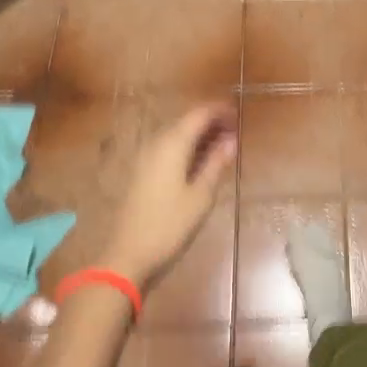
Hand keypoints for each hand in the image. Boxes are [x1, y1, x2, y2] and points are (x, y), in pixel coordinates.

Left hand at [100, 103, 237, 288]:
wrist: (128, 255)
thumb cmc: (169, 225)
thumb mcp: (201, 196)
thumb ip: (216, 164)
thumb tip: (231, 140)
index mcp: (172, 144)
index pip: (199, 114)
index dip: (219, 111)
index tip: (238, 116)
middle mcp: (156, 143)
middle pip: (186, 122)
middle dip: (210, 123)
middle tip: (233, 134)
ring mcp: (146, 157)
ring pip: (176, 135)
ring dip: (199, 136)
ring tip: (221, 148)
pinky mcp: (141, 172)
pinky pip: (168, 149)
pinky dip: (186, 148)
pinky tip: (199, 163)